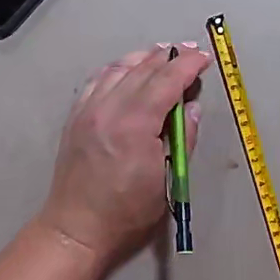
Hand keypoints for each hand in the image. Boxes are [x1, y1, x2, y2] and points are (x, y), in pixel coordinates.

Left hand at [36, 43, 207, 265]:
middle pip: (143, 69)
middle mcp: (108, 108)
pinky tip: (127, 70)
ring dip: (143, 58)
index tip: (205, 57)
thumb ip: (184, 138)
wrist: (76, 228)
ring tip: (162, 55)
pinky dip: (117, 69)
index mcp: (135, 124)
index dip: (189, 65)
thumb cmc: (127, 212)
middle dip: (170, 57)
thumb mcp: (167, 180)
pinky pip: (97, 80)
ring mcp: (87, 110)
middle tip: (190, 51)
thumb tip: (192, 108)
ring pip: (118, 68)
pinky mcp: (74, 117)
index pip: (167, 80)